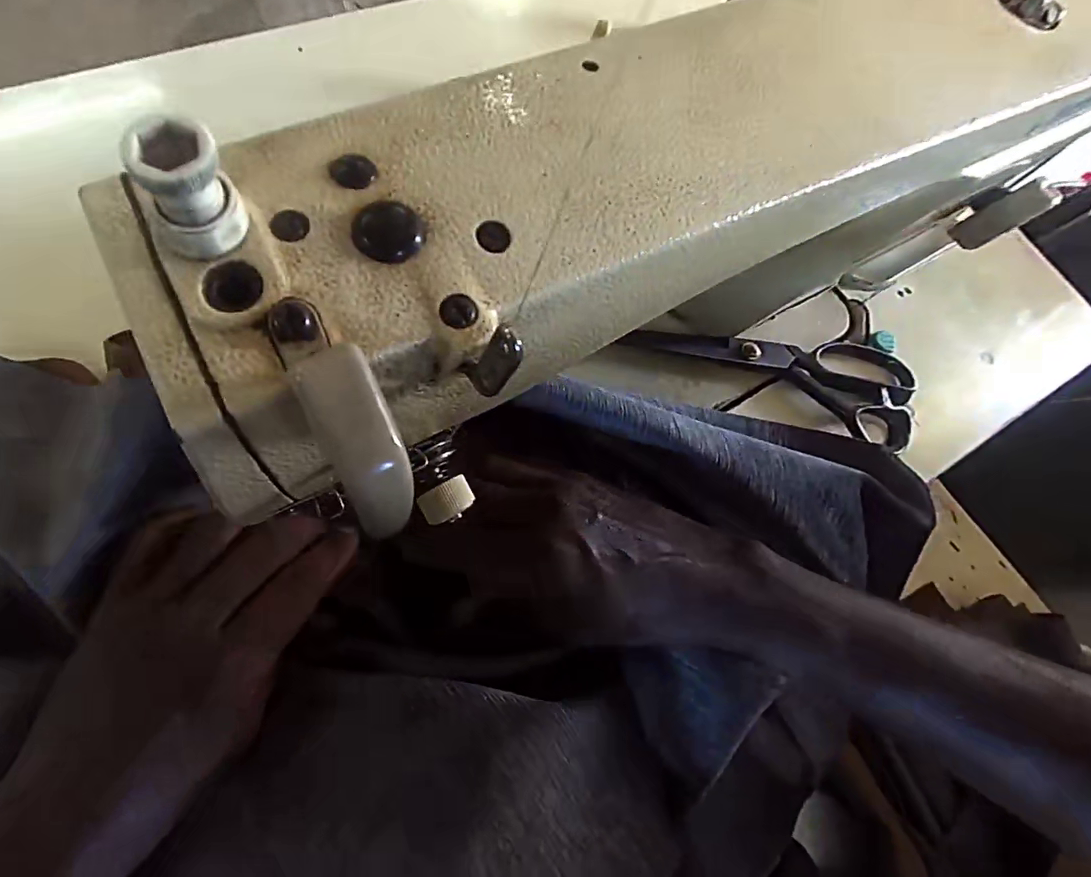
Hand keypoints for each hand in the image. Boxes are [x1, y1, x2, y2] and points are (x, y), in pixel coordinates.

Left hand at [0, 512, 357, 876]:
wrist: (72, 804)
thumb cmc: (172, 776)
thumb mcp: (243, 724)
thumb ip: (270, 658)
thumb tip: (297, 606)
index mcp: (233, 664)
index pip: (296, 589)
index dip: (329, 557)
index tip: (348, 538)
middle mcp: (193, 622)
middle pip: (260, 549)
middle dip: (300, 526)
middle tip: (318, 522)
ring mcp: (147, 605)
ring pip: (211, 532)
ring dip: (251, 517)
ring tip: (269, 518)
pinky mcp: (111, 602)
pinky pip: (151, 540)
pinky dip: (186, 521)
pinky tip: (208, 523)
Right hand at [397, 451, 793, 649]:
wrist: (702, 573)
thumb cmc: (637, 614)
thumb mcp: (571, 626)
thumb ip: (508, 606)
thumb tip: (458, 603)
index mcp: (541, 559)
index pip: (457, 543)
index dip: (416, 542)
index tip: (389, 541)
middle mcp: (544, 511)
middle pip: (464, 500)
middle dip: (425, 509)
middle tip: (399, 513)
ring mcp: (560, 484)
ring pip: (486, 472)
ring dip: (454, 483)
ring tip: (428, 492)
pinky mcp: (574, 472)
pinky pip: (516, 463)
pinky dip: (487, 470)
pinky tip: (474, 476)